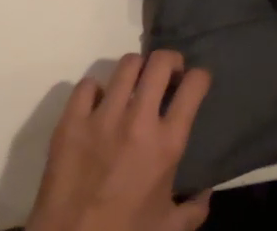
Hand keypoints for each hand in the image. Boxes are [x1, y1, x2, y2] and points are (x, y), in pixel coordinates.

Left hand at [26, 51, 212, 230]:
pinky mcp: (70, 124)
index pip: (194, 84)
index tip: (195, 84)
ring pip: (126, 65)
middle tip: (168, 76)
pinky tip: (98, 103)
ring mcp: (101, 118)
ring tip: (134, 85)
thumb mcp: (169, 228)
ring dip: (136, 70)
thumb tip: (206, 193)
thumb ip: (194, 209)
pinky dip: (96, 89)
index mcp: (167, 143)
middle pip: (160, 62)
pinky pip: (87, 85)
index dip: (200, 77)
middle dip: (170, 61)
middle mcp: (138, 121)